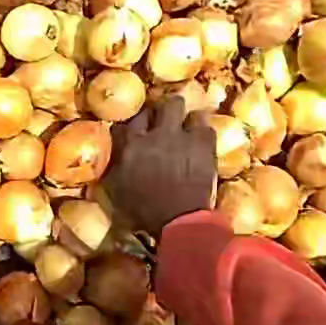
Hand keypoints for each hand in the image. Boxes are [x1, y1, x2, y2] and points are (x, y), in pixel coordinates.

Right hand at [105, 95, 216, 234]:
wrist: (178, 219)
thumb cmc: (144, 209)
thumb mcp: (119, 188)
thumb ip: (118, 165)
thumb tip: (119, 154)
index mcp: (133, 144)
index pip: (133, 118)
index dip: (140, 119)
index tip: (143, 125)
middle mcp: (157, 133)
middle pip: (164, 105)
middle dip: (166, 109)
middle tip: (167, 120)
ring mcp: (182, 136)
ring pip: (188, 110)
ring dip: (188, 119)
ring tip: (189, 129)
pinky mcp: (204, 144)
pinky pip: (207, 128)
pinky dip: (203, 134)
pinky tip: (202, 143)